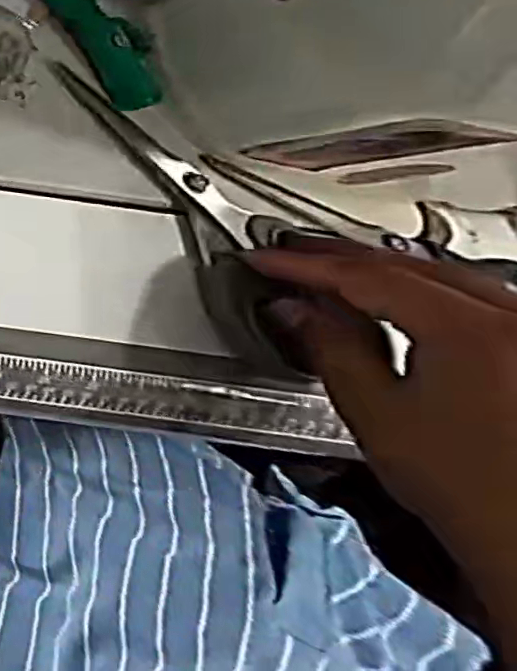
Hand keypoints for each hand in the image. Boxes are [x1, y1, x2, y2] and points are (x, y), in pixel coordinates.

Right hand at [248, 243, 516, 644]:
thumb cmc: (475, 493)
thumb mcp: (374, 411)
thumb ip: (330, 347)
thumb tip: (294, 309)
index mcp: (471, 333)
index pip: (365, 276)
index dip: (302, 263)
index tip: (262, 259)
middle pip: (417, 269)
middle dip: (346, 259)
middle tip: (293, 256)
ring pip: (458, 281)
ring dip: (390, 272)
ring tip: (341, 274)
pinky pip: (488, 305)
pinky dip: (432, 294)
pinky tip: (407, 303)